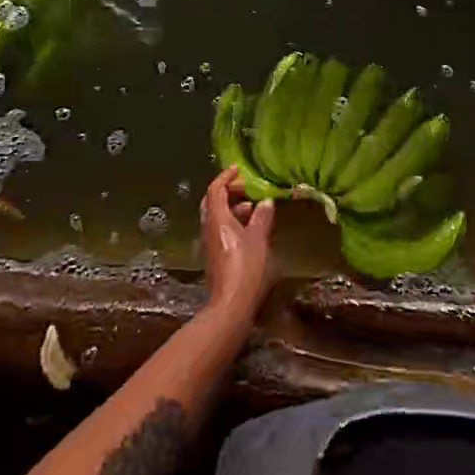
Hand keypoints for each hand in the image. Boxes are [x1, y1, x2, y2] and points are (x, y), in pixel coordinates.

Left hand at [200, 166, 276, 322]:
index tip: (238, 169)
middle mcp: (209, 229)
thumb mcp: (259, 239)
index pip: (215, 190)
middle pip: (212, 203)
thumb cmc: (246, 268)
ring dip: (233, 207)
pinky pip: (221, 229)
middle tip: (247, 187)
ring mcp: (210, 244)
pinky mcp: (216, 256)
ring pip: (217, 217)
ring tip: (255, 206)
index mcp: (217, 220)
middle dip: (228, 191)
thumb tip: (265, 202)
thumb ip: (262, 218)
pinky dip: (234, 221)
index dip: (226, 177)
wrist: (231, 306)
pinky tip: (251, 227)